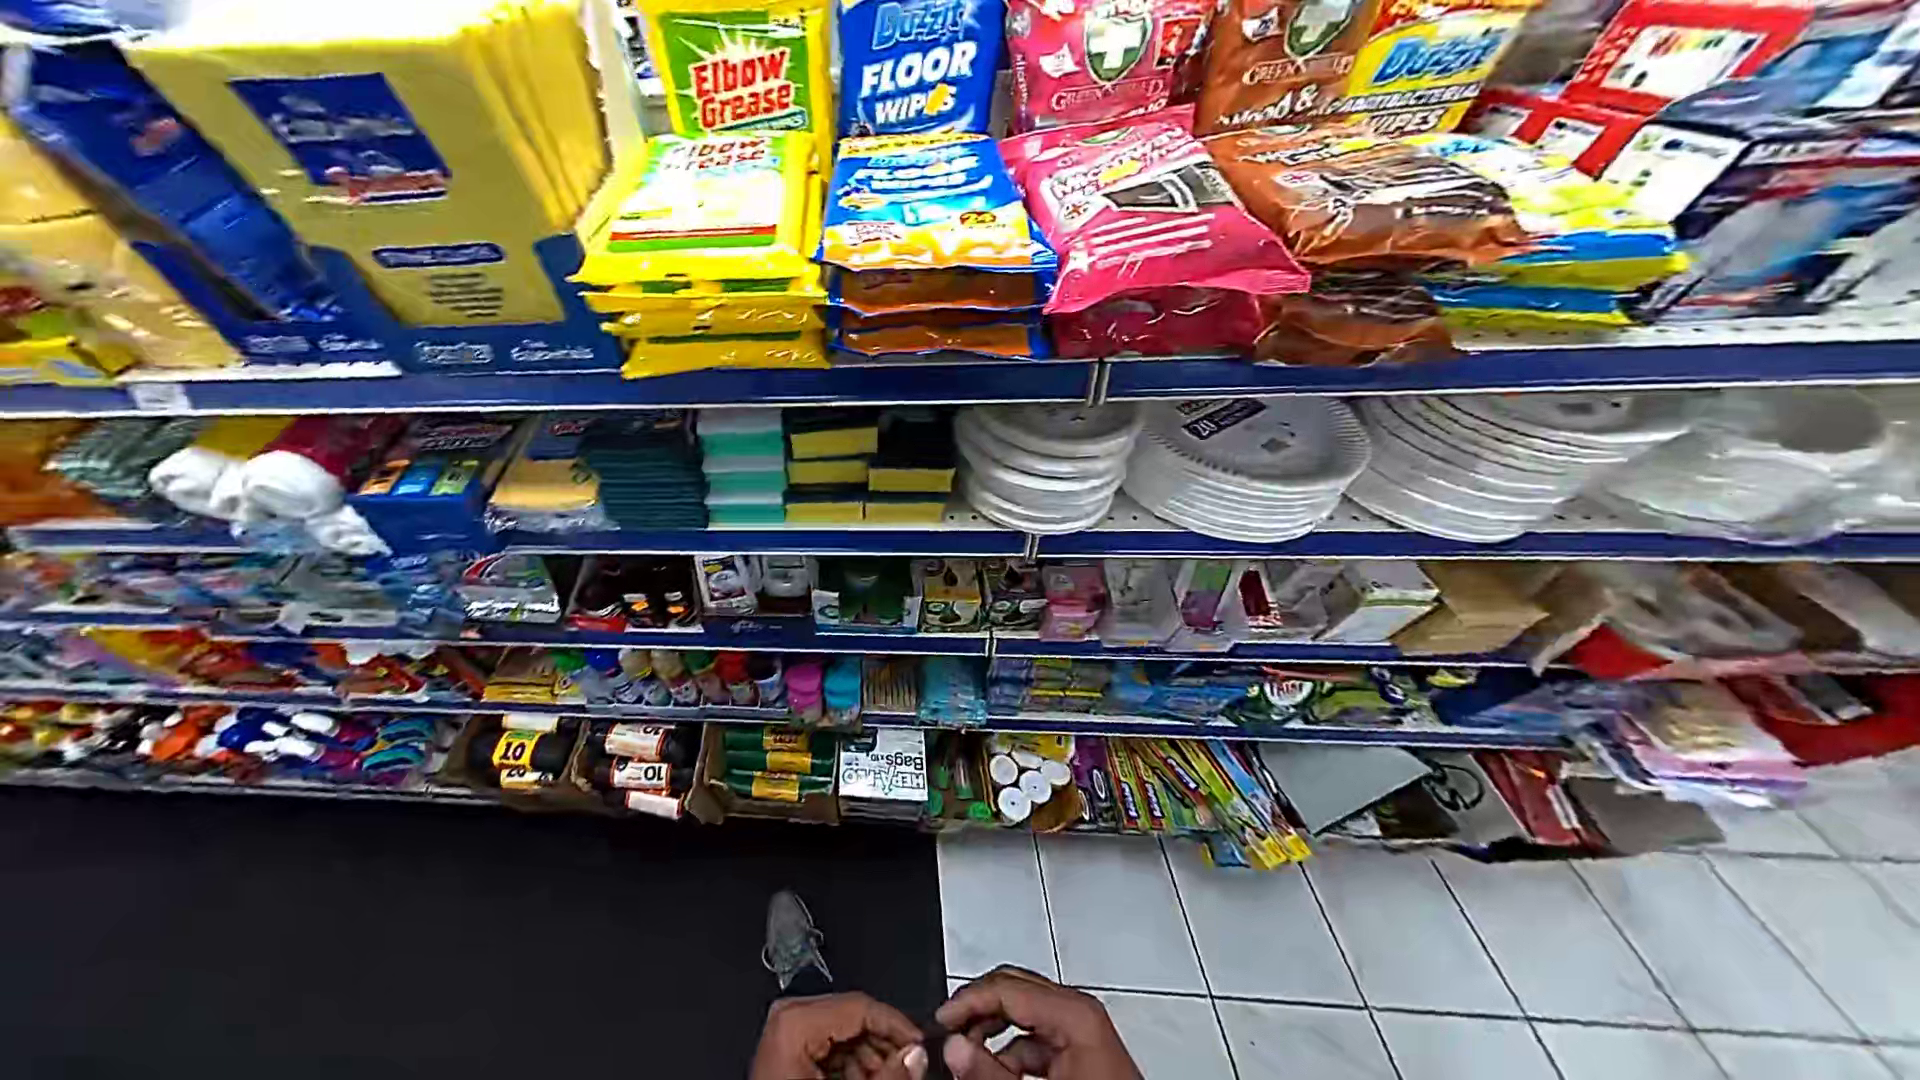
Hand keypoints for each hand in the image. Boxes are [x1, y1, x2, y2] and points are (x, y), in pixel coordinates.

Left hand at [748, 992, 927, 1079]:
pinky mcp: (786, 1043)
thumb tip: (914, 1056)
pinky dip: (850, 1062)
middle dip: (882, 1044)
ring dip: (869, 1056)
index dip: (896, 1025)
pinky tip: (863, 1079)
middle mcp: (788, 1015)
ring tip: (885, 1077)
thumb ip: (884, 1077)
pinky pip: (828, 1042)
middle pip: (853, 1017)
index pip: (860, 1006)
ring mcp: (785, 1028)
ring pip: (844, 1031)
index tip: (917, 1042)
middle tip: (905, 1065)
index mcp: (795, 1020)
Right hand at [936, 966, 1142, 1079]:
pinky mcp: (1080, 1052)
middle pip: (1015, 990)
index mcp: (1073, 1013)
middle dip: (979, 1011)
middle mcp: (1078, 1011)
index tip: (941, 1021)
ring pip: (1023, 1015)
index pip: (1007, 987)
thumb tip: (955, 1046)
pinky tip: (996, 1074)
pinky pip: (1037, 1040)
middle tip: (949, 1035)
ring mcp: (1081, 1030)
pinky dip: (1012, 1054)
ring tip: (969, 1059)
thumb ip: (992, 1073)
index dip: (968, 1000)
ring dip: (993, 1034)